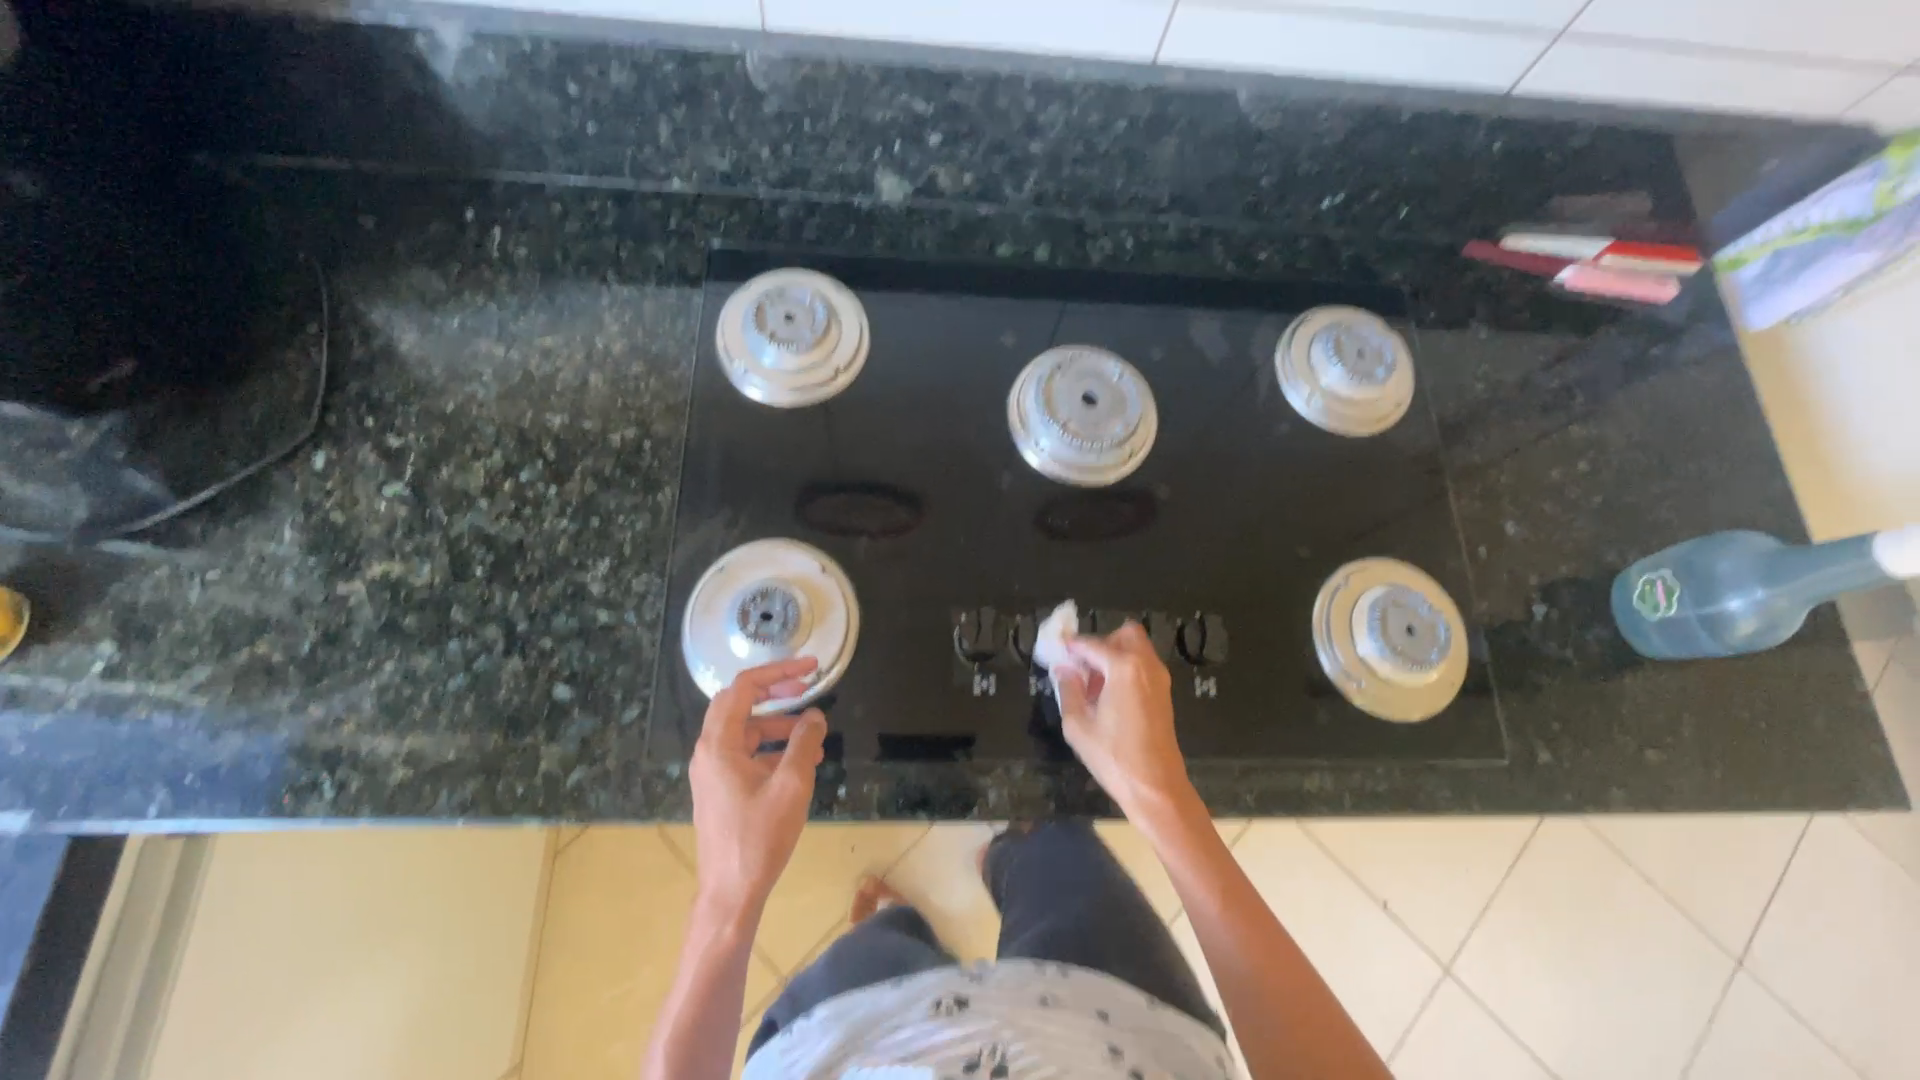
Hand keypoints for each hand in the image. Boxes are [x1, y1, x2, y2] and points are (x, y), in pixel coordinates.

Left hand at [689, 657, 828, 913]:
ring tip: (813, 735)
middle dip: (775, 693)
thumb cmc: (759, 838)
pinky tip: (800, 763)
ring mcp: (712, 772)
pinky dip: (772, 750)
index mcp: (718, 744)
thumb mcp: (791, 786)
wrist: (730, 893)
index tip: (810, 669)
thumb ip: (803, 743)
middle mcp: (709, 752)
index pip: (743, 688)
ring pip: (745, 732)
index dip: (778, 672)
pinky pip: (746, 755)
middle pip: (739, 705)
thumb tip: (815, 716)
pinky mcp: (721, 791)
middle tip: (808, 688)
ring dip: (778, 725)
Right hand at [1055, 622, 1195, 815]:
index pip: (1092, 645)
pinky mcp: (1164, 694)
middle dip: (1101, 643)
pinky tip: (1109, 697)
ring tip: (1093, 685)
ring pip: (1137, 649)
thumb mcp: (1078, 725)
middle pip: (1125, 634)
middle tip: (1083, 666)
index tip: (1056, 647)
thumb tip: (1063, 669)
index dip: (1072, 645)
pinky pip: (1143, 667)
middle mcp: (1146, 665)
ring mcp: (1159, 679)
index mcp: (1124, 668)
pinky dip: (1126, 670)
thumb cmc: (1113, 757)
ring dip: (1114, 656)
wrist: (1156, 786)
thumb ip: (1069, 690)